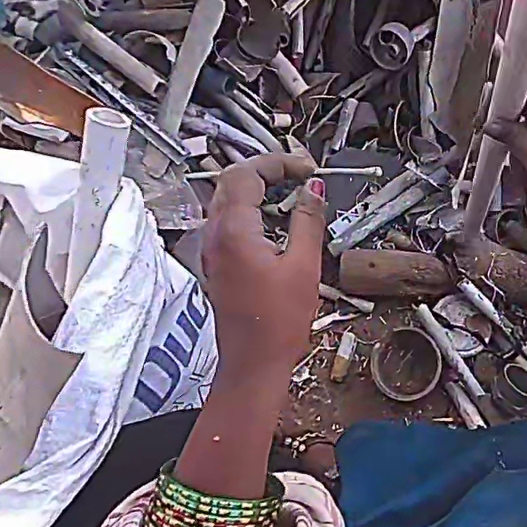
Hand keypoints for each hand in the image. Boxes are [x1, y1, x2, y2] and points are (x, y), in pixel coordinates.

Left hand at [199, 152, 326, 382]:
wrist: (254, 363)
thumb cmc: (278, 322)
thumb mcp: (304, 265)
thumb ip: (308, 220)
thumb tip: (314, 188)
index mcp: (234, 232)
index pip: (248, 174)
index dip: (279, 163)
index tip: (308, 170)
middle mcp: (214, 236)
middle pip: (232, 181)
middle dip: (267, 170)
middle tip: (301, 176)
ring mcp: (212, 250)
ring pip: (227, 199)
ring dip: (259, 189)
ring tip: (293, 195)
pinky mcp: (218, 262)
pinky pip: (229, 221)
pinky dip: (253, 210)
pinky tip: (279, 223)